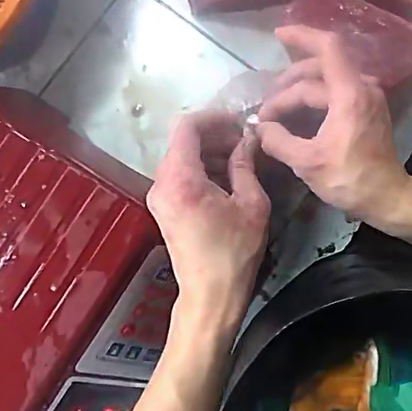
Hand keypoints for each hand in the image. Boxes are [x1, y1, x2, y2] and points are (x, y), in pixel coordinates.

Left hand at [148, 112, 270, 327]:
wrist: (211, 293)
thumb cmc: (235, 251)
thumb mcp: (252, 203)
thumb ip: (246, 165)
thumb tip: (248, 140)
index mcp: (181, 179)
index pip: (187, 126)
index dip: (214, 117)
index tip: (239, 122)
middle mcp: (161, 183)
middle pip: (184, 141)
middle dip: (216, 136)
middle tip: (246, 143)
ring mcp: (159, 196)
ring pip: (183, 157)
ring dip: (211, 152)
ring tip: (242, 162)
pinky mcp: (165, 207)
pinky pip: (181, 175)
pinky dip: (204, 169)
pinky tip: (229, 180)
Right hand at [255, 26, 411, 226]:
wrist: (387, 197)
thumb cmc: (350, 179)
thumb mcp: (307, 163)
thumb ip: (278, 140)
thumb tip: (260, 127)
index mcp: (350, 94)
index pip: (327, 48)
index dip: (302, 35)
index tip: (277, 34)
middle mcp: (362, 87)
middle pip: (320, 67)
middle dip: (289, 82)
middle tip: (266, 107)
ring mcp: (368, 97)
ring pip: (328, 79)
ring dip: (300, 90)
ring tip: (276, 111)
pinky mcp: (368, 108)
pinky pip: (337, 91)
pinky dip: (315, 97)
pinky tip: (297, 115)